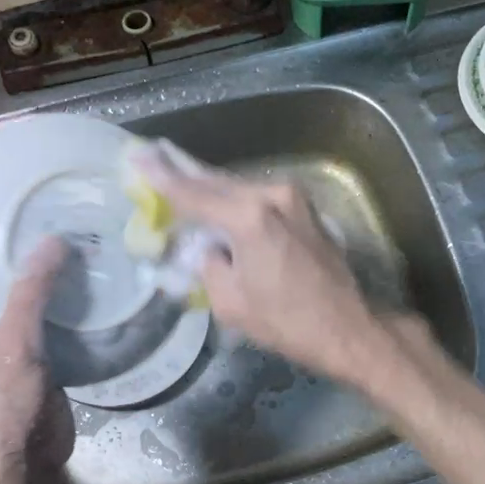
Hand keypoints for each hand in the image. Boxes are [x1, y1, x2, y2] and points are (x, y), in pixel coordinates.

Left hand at [0, 238, 73, 483]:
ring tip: (78, 256)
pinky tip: (82, 294)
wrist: (23, 468)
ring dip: (46, 294)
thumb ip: (32, 290)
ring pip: (20, 312)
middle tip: (63, 235)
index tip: (31, 224)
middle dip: (28, 271)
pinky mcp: (20, 368)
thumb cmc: (2, 406)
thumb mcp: (16, 342)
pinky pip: (38, 332)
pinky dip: (57, 318)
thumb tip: (53, 240)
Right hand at [137, 153, 387, 382]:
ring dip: (210, 188)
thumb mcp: (230, 302)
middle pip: (216, 182)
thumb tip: (205, 249)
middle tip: (152, 155)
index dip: (162, 177)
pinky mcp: (305, 209)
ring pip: (238, 188)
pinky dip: (235, 200)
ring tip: (179, 177)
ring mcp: (293, 198)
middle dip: (184, 173)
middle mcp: (272, 196)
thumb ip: (207, 265)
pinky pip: (258, 197)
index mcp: (250, 217)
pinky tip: (217, 200)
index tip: (137, 156)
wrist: (347, 327)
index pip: (193, 194)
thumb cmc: (286, 322)